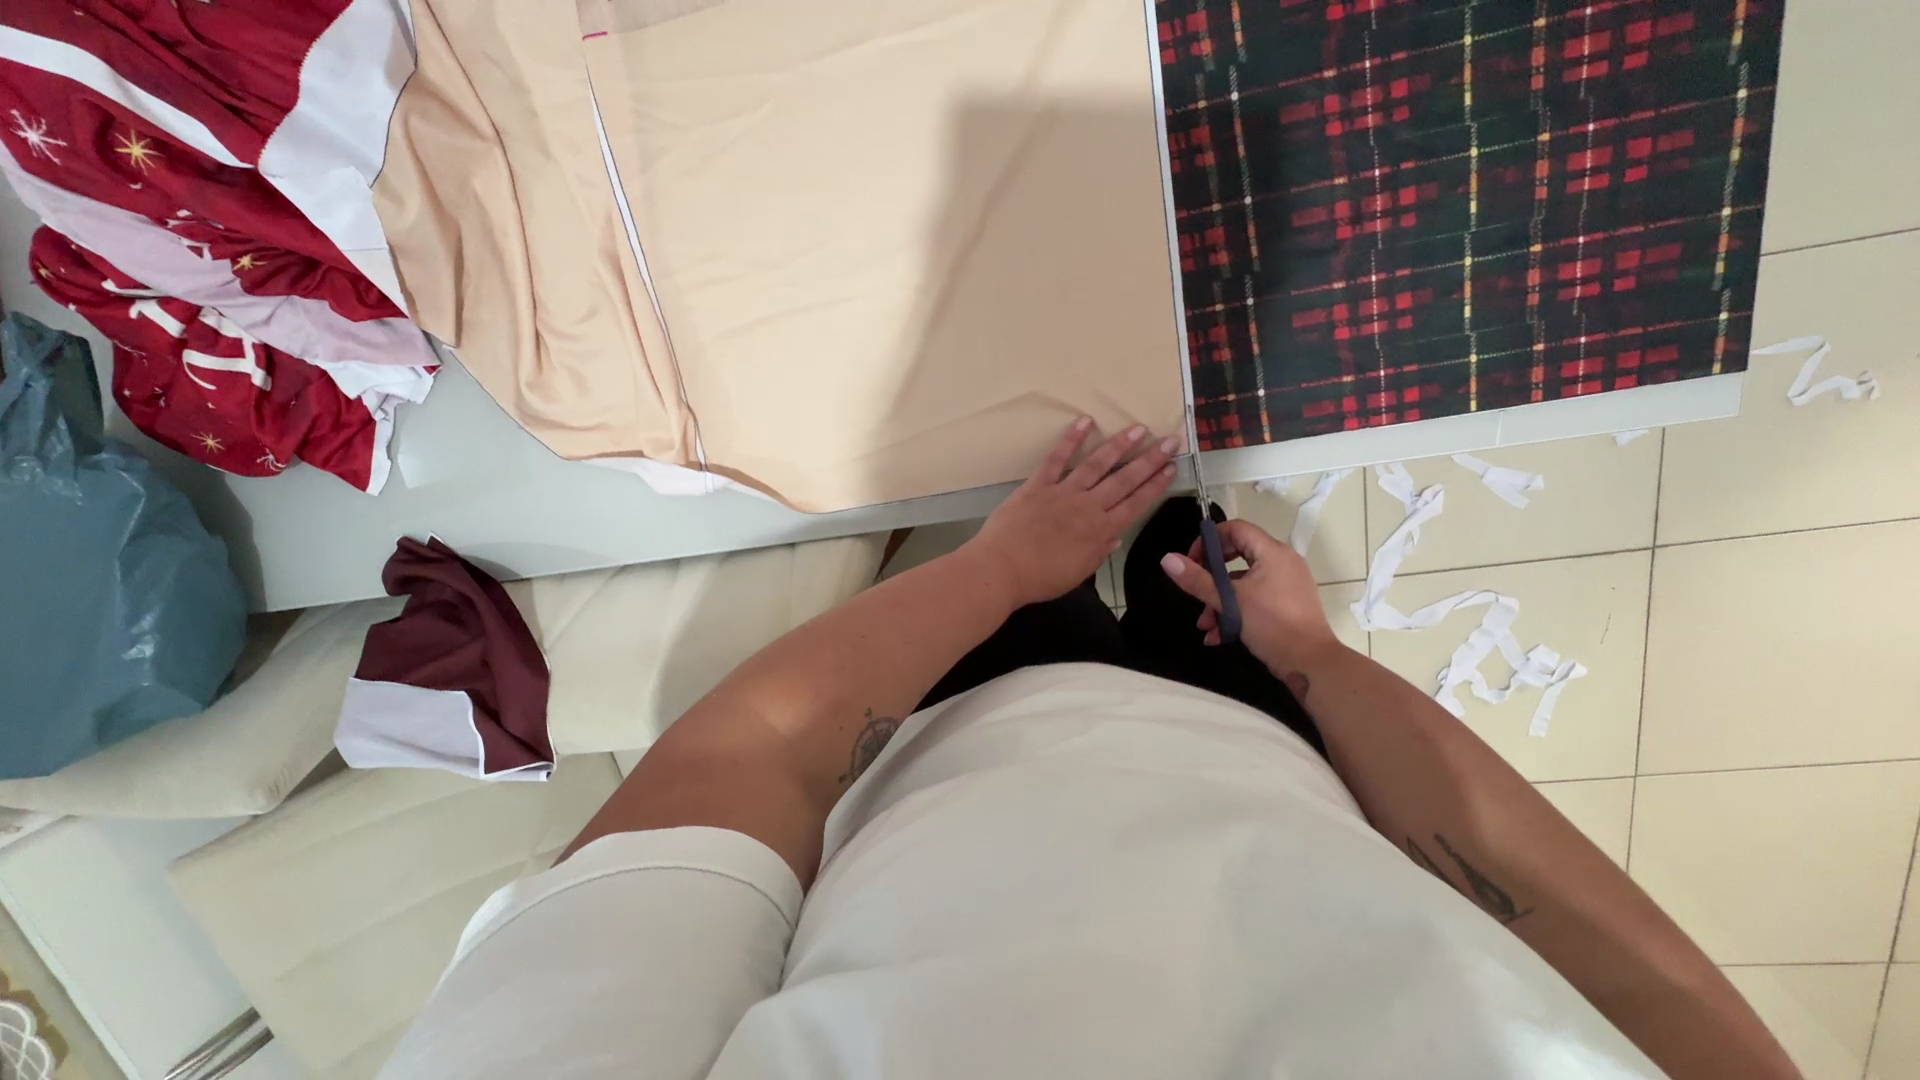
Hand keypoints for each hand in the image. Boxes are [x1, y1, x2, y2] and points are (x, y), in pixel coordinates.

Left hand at [963, 418, 1177, 607]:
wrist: (1002, 569)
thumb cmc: (1040, 579)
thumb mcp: (1078, 573)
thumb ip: (1098, 552)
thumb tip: (1115, 536)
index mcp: (1100, 532)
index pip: (1136, 504)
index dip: (1155, 485)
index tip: (1172, 468)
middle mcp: (1088, 507)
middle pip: (1124, 480)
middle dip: (1149, 460)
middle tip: (1170, 440)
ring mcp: (1063, 493)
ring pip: (1097, 464)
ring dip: (1119, 445)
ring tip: (1138, 428)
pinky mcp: (1038, 485)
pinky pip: (1056, 458)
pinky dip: (1071, 439)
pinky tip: (1085, 421)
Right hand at [1158, 519, 1343, 674]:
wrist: (1311, 663)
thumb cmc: (1272, 625)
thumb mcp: (1230, 602)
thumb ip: (1198, 580)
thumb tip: (1167, 559)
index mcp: (1272, 552)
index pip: (1236, 529)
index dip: (1209, 540)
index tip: (1192, 562)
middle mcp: (1283, 562)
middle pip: (1237, 555)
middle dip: (1211, 576)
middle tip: (1195, 589)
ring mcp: (1287, 583)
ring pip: (1244, 582)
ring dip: (1220, 600)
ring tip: (1205, 624)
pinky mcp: (1288, 603)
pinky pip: (1256, 597)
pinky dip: (1237, 610)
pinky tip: (1219, 635)